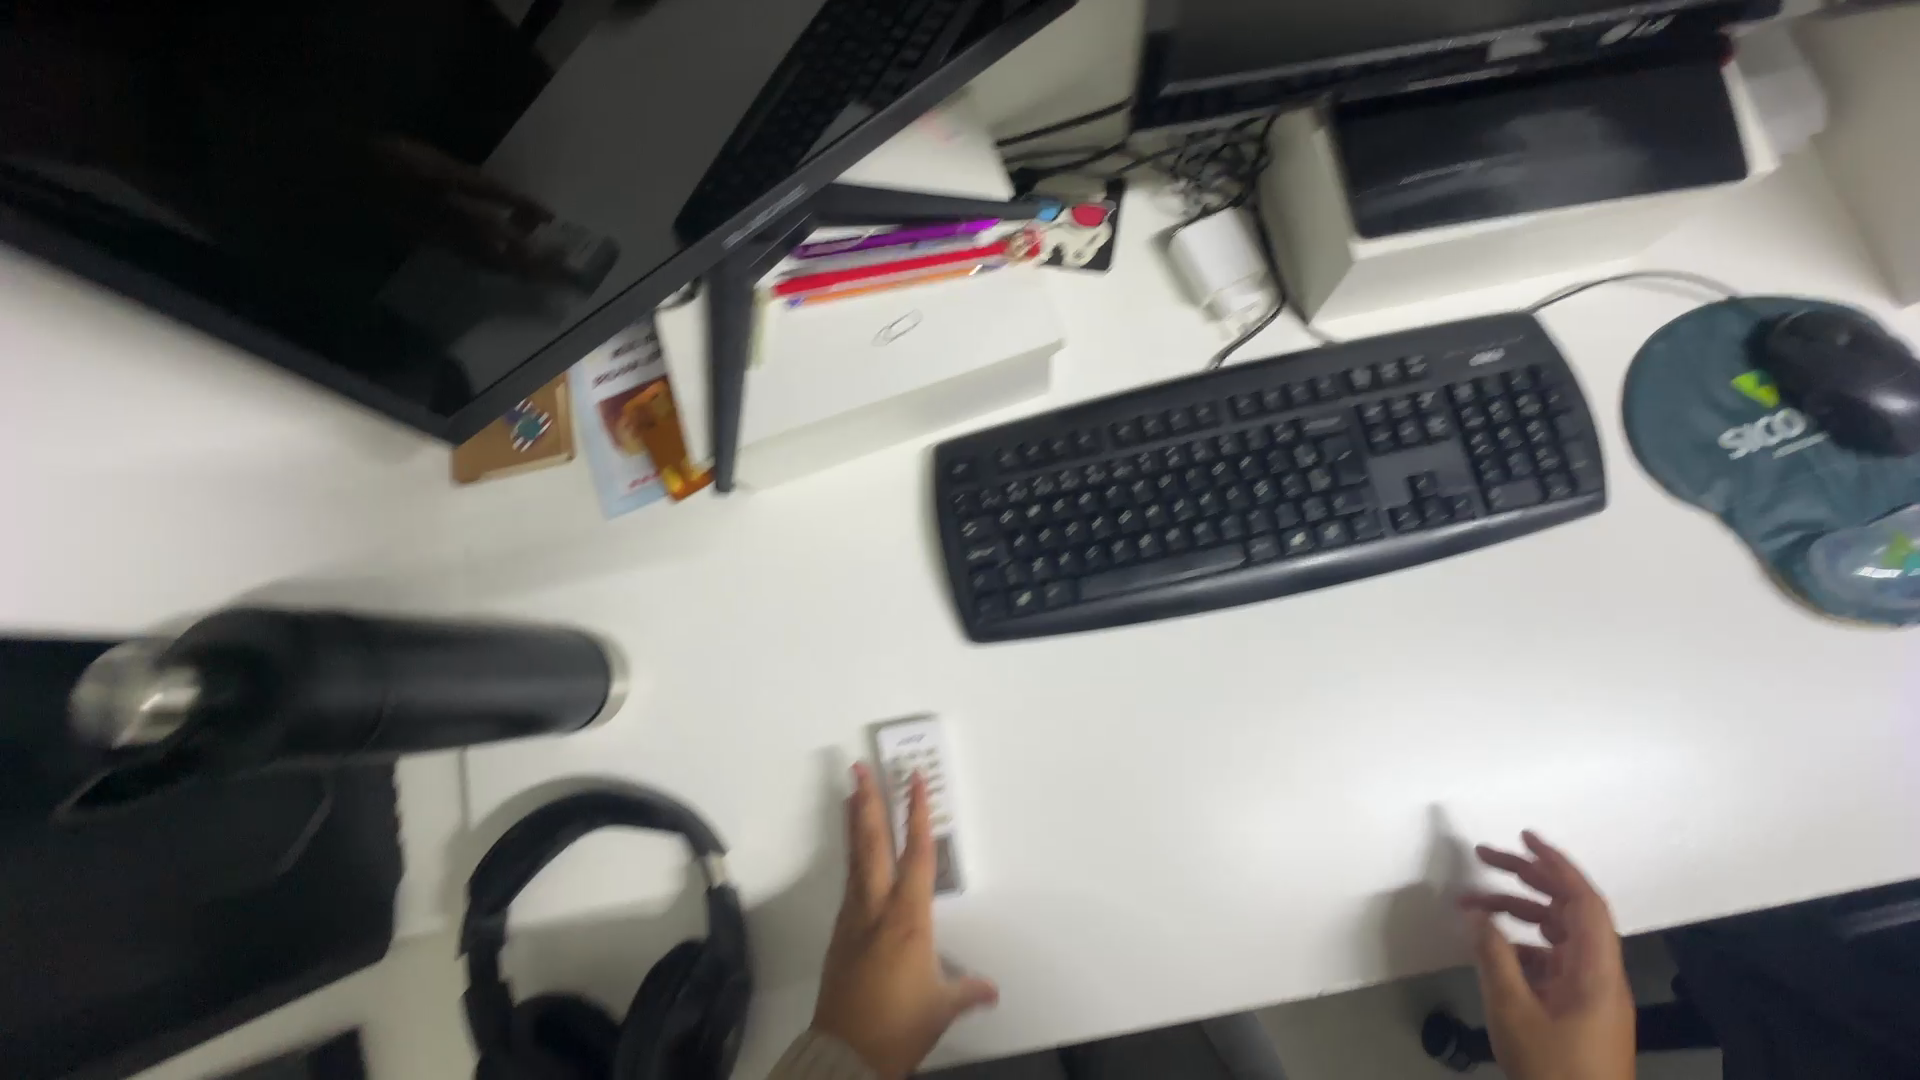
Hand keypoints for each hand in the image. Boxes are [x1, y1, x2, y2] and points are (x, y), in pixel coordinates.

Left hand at [812, 764, 997, 1079]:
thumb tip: (990, 989)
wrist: (845, 1055)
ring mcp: (854, 918)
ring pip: (855, 858)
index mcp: (908, 919)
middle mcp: (878, 909)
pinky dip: (852, 856)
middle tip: (859, 768)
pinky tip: (854, 850)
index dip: (918, 814)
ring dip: (855, 822)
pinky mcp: (840, 933)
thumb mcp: (941, 1007)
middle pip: (873, 844)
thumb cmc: (900, 1026)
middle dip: (869, 802)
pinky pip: (848, 882)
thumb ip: (968, 991)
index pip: (917, 854)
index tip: (915, 780)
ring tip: (853, 793)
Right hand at [1461, 832, 1635, 1079]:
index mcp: (1596, 972)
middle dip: (1528, 877)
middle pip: (1570, 910)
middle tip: (1485, 855)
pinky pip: (1551, 956)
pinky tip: (1490, 944)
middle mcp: (1600, 975)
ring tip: (1473, 903)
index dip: (1557, 865)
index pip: (1584, 902)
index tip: (1524, 837)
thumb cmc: (1552, 1067)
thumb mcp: (1513, 1009)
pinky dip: (1520, 940)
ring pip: (1557, 932)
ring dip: (1518, 910)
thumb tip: (1478, 913)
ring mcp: (1590, 992)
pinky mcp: (1578, 1007)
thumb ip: (1494, 955)